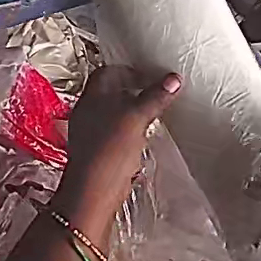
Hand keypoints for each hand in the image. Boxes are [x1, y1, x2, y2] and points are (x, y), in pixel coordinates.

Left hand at [54, 66, 180, 238]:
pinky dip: (130, 132)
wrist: (94, 190)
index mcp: (91, 98)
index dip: (128, 71)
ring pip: (113, 114)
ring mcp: (91, 134)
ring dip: (132, 113)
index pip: (106, 73)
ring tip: (153, 115)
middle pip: (109, 93)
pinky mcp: (98, 152)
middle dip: (132, 91)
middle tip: (155, 94)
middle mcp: (87, 113)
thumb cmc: (110, 148)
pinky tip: (143, 138)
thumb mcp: (136, 117)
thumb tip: (173, 79)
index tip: (149, 75)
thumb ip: (154, 97)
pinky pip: (115, 134)